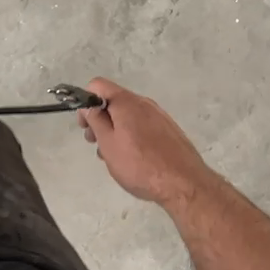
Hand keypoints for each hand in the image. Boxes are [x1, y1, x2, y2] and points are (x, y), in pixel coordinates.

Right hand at [78, 78, 218, 209]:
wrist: (185, 185)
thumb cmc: (140, 165)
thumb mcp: (108, 144)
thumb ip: (95, 120)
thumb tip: (89, 105)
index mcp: (126, 101)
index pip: (98, 85)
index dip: (86, 101)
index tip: (84, 125)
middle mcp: (143, 102)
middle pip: (114, 100)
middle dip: (100, 118)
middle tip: (95, 143)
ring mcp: (159, 115)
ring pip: (129, 115)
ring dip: (116, 129)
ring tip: (114, 156)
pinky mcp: (170, 130)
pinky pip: (144, 125)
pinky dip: (132, 134)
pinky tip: (135, 158)